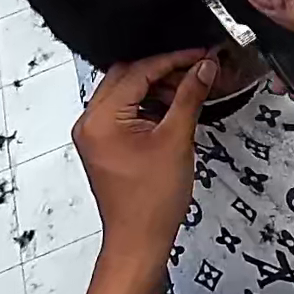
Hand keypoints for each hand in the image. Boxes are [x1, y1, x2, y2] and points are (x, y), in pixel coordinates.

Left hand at [72, 49, 216, 256]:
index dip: (173, 60)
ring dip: (158, 87)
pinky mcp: (106, 144)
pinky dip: (150, 104)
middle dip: (165, 70)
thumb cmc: (152, 200)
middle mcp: (90, 122)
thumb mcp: (177, 139)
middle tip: (198, 68)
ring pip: (127, 92)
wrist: (141, 237)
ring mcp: (96, 134)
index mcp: (100, 118)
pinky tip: (175, 107)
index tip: (200, 55)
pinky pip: (126, 111)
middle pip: (128, 77)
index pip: (138, 72)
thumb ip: (190, 96)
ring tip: (191, 88)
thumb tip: (203, 68)